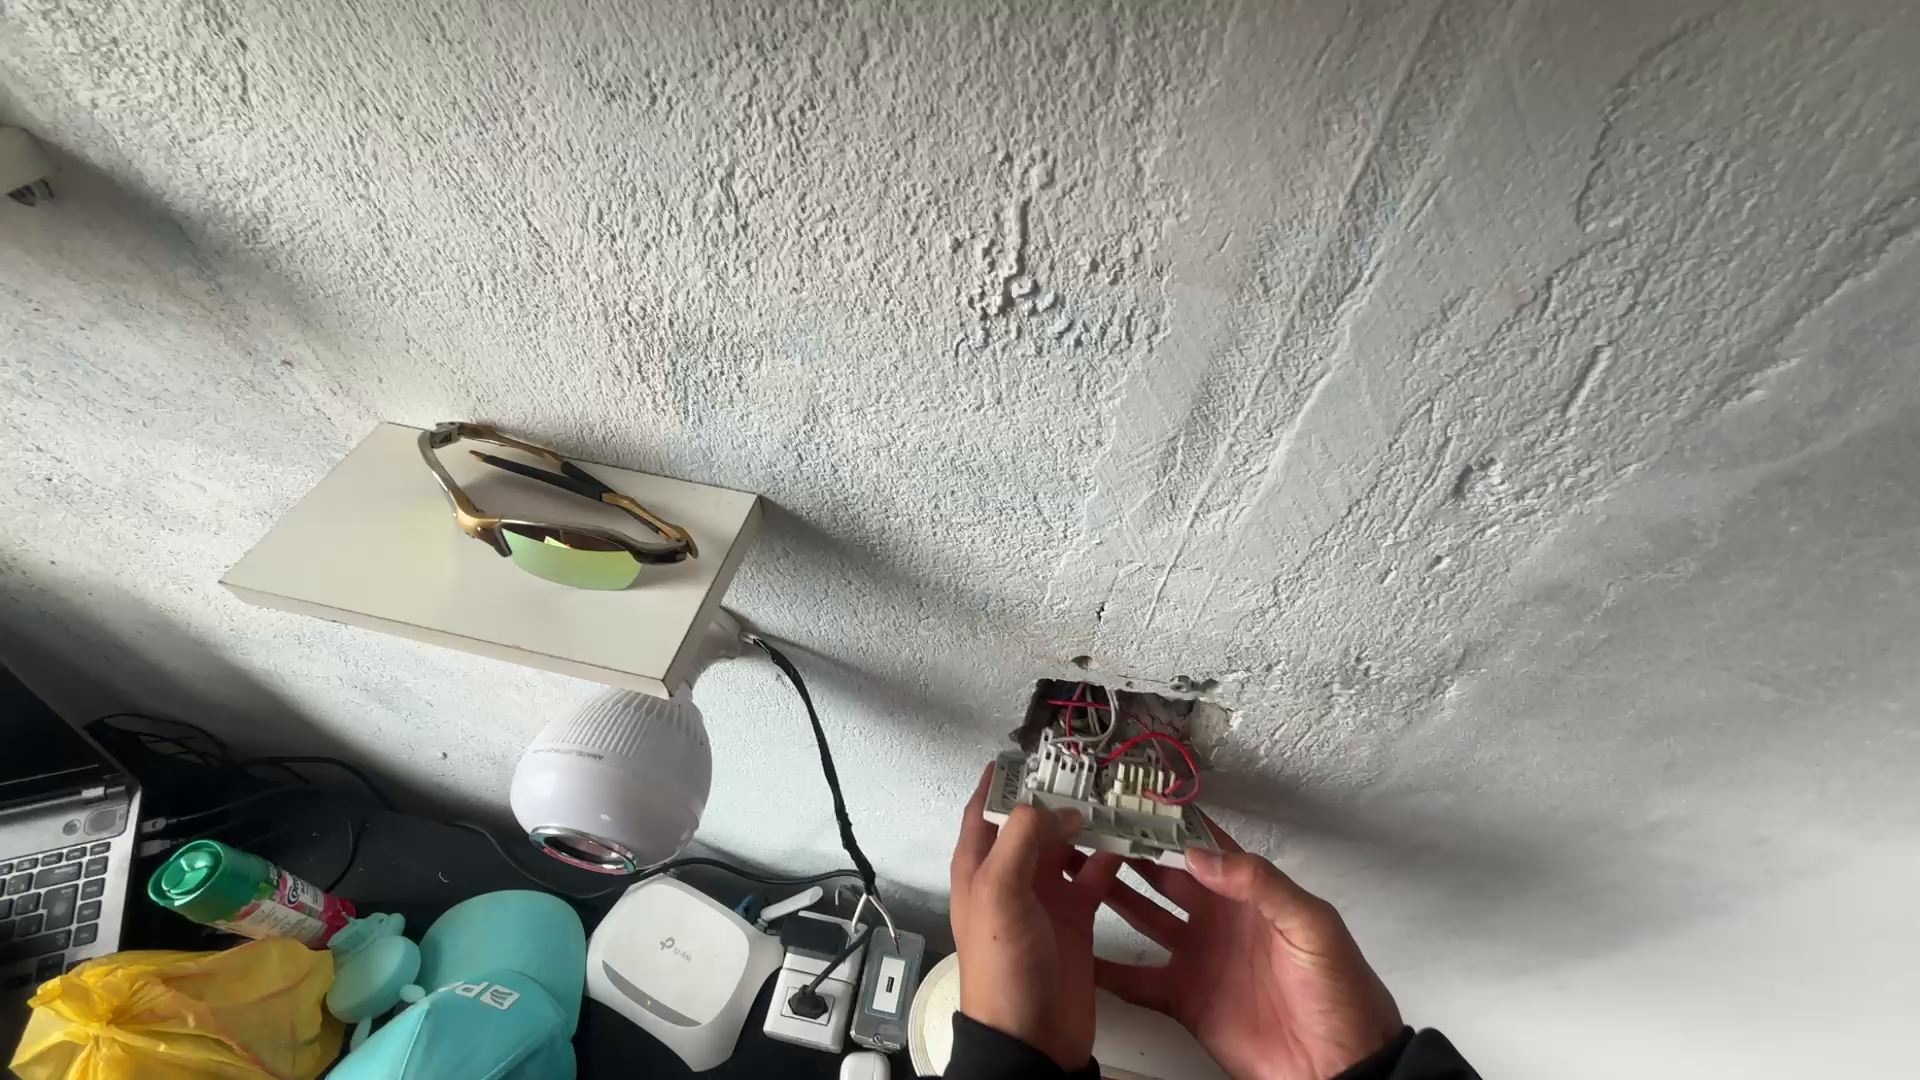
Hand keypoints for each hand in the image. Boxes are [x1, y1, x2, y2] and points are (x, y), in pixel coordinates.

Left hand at [949, 766, 1122, 1069]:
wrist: (1033, 1041)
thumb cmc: (1002, 969)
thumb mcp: (1000, 892)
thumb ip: (1023, 838)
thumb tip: (1054, 806)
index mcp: (979, 865)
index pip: (985, 807)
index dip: (1002, 778)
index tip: (1026, 751)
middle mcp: (1010, 875)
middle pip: (1032, 820)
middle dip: (1055, 793)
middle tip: (1084, 767)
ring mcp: (1044, 895)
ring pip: (1066, 842)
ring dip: (1086, 820)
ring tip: (1110, 795)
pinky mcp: (1075, 916)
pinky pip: (1094, 874)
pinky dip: (1110, 855)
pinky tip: (1129, 840)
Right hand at [1096, 821, 1401, 1079]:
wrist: (1341, 1072)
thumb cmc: (1341, 991)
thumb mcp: (1311, 925)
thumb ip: (1261, 883)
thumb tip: (1200, 854)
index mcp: (1246, 893)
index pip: (1202, 844)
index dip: (1171, 821)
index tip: (1135, 798)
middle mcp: (1215, 916)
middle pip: (1163, 873)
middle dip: (1130, 850)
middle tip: (1094, 829)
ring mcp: (1197, 956)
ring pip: (1143, 915)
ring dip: (1111, 894)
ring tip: (1075, 870)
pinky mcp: (1184, 998)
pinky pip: (1137, 980)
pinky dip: (1108, 969)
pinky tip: (1081, 953)